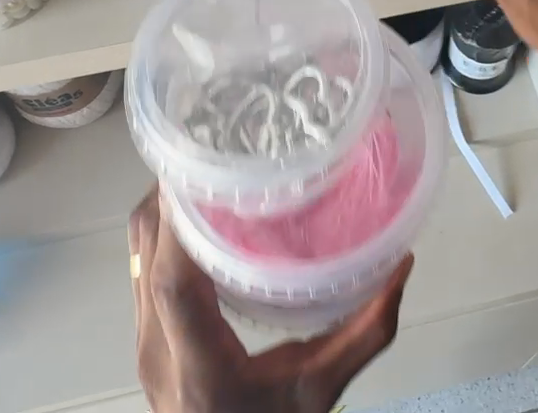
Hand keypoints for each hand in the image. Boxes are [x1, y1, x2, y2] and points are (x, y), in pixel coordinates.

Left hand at [130, 190, 412, 412]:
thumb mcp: (322, 394)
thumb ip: (364, 334)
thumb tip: (401, 264)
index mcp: (199, 363)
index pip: (173, 281)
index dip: (181, 219)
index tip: (204, 167)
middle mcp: (158, 345)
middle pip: (146, 253)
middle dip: (172, 192)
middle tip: (214, 149)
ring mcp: (143, 340)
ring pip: (137, 254)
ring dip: (165, 206)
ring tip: (208, 171)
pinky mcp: (144, 336)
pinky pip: (142, 267)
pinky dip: (164, 230)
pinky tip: (199, 214)